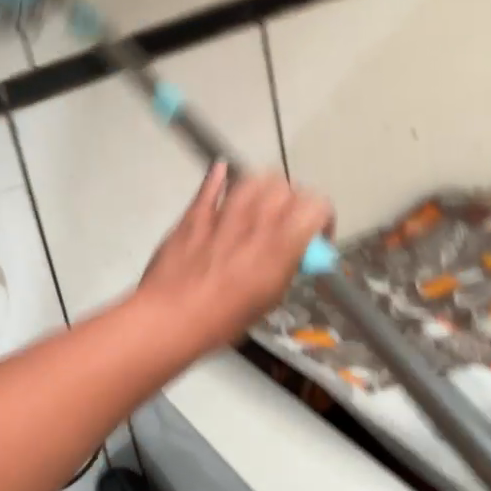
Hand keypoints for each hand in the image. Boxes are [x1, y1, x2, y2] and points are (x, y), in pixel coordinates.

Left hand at [136, 161, 331, 354]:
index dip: (320, 216)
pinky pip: (209, 187)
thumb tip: (290, 253)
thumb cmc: (221, 318)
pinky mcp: (192, 216)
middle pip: (284, 188)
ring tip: (258, 201)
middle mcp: (255, 223)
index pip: (316, 206)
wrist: (169, 316)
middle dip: (290, 200)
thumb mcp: (268, 299)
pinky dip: (218, 178)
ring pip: (251, 180)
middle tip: (284, 217)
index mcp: (281, 245)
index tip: (313, 232)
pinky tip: (221, 172)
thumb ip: (284, 266)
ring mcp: (221, 216)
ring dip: (259, 187)